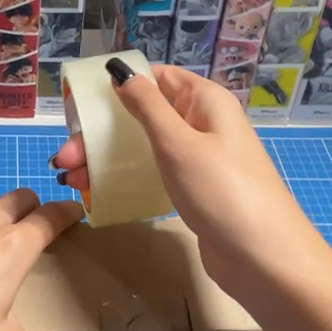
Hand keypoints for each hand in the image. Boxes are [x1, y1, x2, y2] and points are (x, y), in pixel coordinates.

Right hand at [49, 64, 328, 287]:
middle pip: (142, 115)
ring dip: (105, 158)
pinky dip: (125, 178)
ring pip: (143, 147)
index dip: (119, 84)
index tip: (79, 105)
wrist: (267, 261)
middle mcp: (202, 123)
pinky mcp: (194, 191)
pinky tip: (96, 193)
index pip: (156, 77)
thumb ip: (146, 104)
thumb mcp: (178, 142)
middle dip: (100, 132)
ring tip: (70, 179)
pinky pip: (153, 174)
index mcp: (204, 101)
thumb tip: (121, 69)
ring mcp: (199, 159)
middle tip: (64, 156)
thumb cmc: (222, 190)